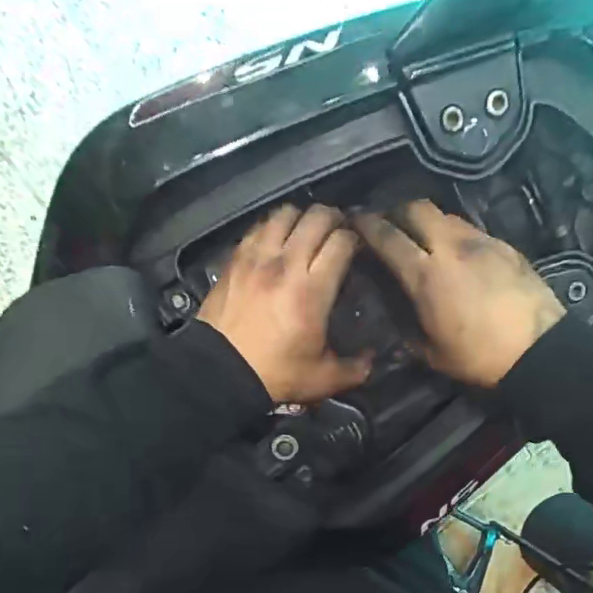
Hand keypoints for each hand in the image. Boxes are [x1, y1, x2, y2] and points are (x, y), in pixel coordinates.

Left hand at [198, 204, 372, 403]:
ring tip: (306, 230)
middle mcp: (286, 264)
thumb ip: (355, 368)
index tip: (358, 248)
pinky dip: (272, 226)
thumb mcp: (323, 379)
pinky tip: (277, 240)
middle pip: (316, 218)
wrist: (220, 372)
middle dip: (333, 219)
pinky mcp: (235, 259)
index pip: (342, 241)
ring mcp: (257, 257)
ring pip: (285, 214)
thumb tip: (373, 357)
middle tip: (337, 231)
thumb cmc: (275, 374)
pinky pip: (258, 227)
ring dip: (301, 218)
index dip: (355, 238)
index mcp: (312, 289)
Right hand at [352, 201, 563, 387]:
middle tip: (390, 224)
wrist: (538, 350)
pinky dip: (455, 234)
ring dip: (428, 221)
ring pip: (445, 215)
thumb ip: (407, 328)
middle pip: (416, 208)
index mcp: (425, 276)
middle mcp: (450, 248)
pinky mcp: (504, 245)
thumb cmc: (479, 357)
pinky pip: (471, 229)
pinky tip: (458, 253)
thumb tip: (394, 316)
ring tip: (423, 236)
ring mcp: (480, 242)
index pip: (387, 237)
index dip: (366, 225)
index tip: (354, 221)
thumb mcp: (431, 353)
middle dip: (397, 211)